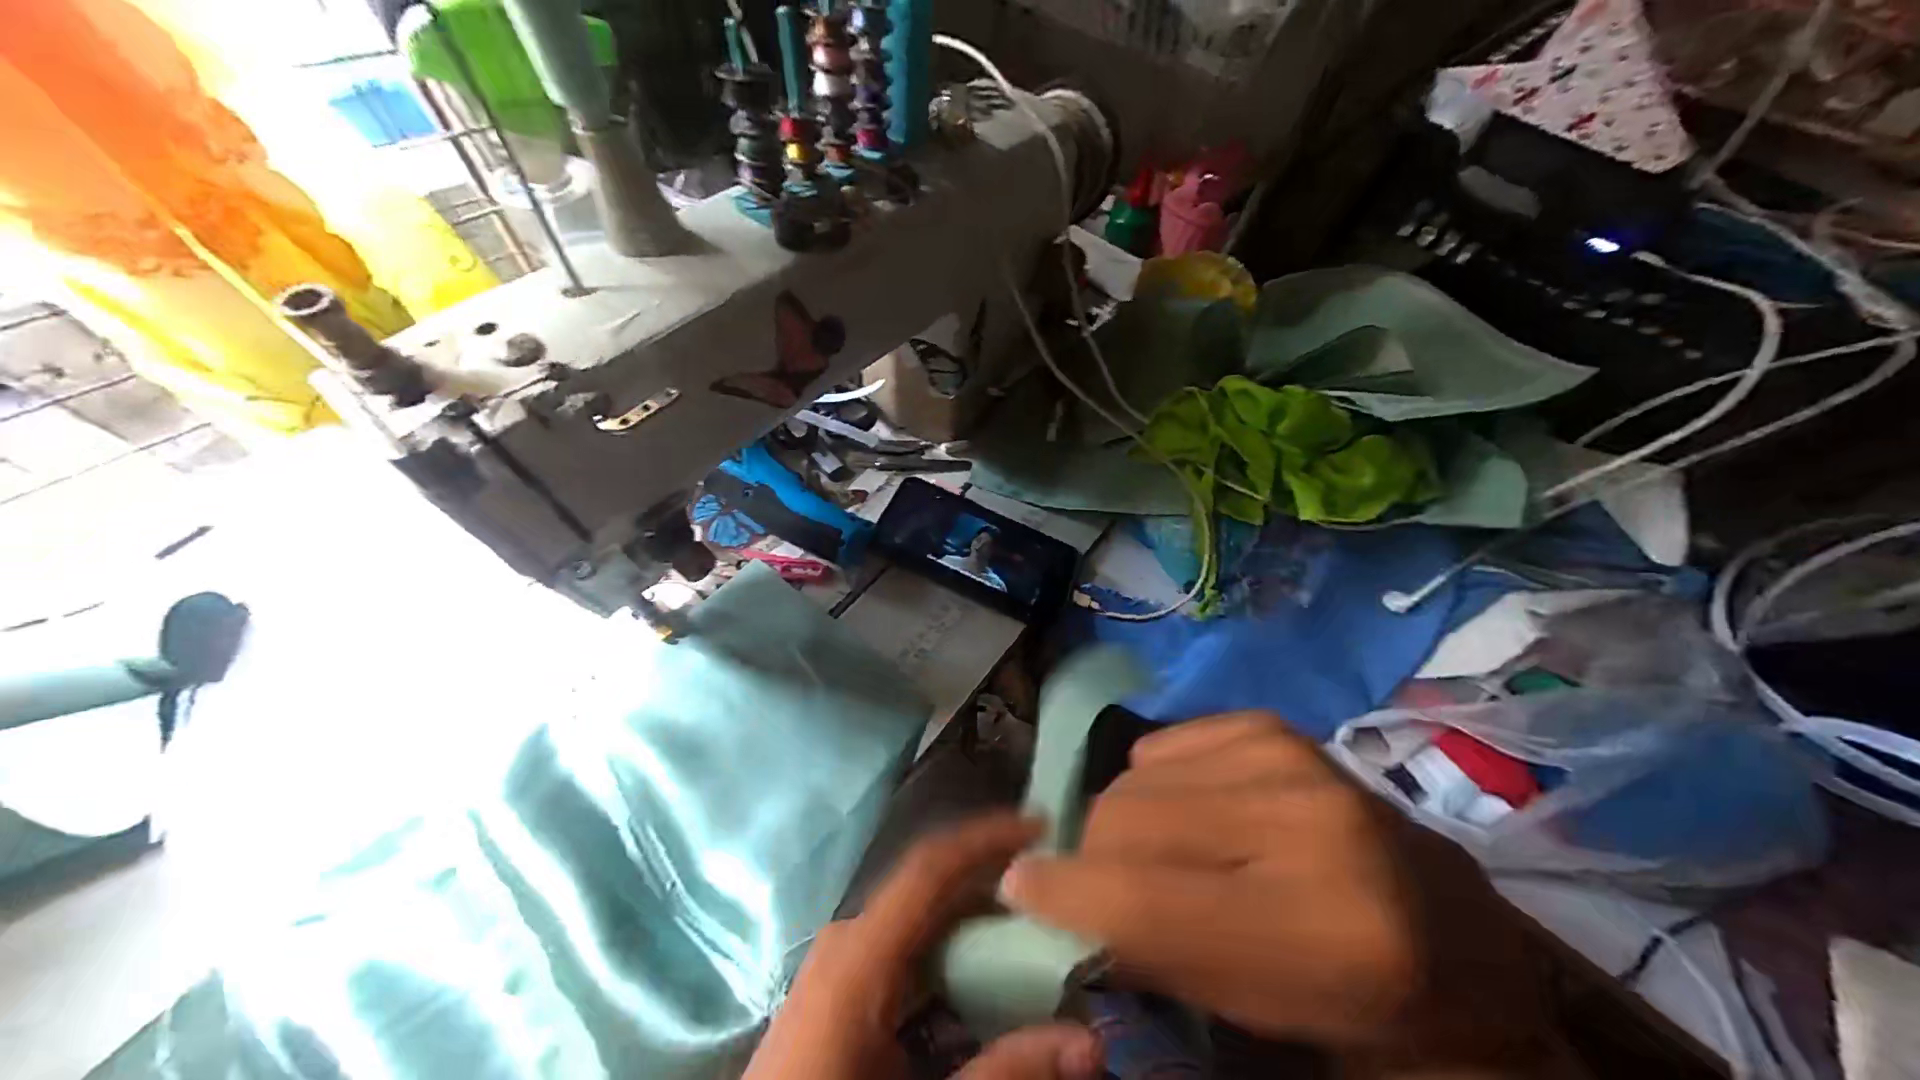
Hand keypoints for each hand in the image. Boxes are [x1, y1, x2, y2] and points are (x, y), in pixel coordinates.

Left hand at [745, 814, 1104, 1079]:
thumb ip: (1003, 1073)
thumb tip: (1092, 1042)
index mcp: (860, 954)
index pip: (929, 867)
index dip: (985, 837)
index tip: (1041, 825)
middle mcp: (850, 941)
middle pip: (933, 893)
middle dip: (995, 888)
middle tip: (1058, 894)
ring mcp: (841, 963)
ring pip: (921, 923)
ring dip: (976, 925)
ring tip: (1036, 936)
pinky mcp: (842, 988)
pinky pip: (905, 953)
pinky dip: (950, 957)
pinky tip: (987, 984)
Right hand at [998, 711, 1567, 1073]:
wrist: (1433, 923)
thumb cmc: (1341, 993)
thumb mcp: (1246, 1008)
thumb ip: (1143, 948)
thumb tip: (1043, 892)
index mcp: (1318, 929)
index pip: (1143, 899)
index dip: (1063, 894)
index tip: (1020, 888)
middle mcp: (1308, 825)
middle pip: (1123, 820)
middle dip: (1095, 857)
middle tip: (1114, 884)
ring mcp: (1293, 760)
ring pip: (1132, 779)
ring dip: (1127, 820)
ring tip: (1169, 852)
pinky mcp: (1274, 727)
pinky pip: (1162, 748)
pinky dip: (1157, 782)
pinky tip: (1196, 811)